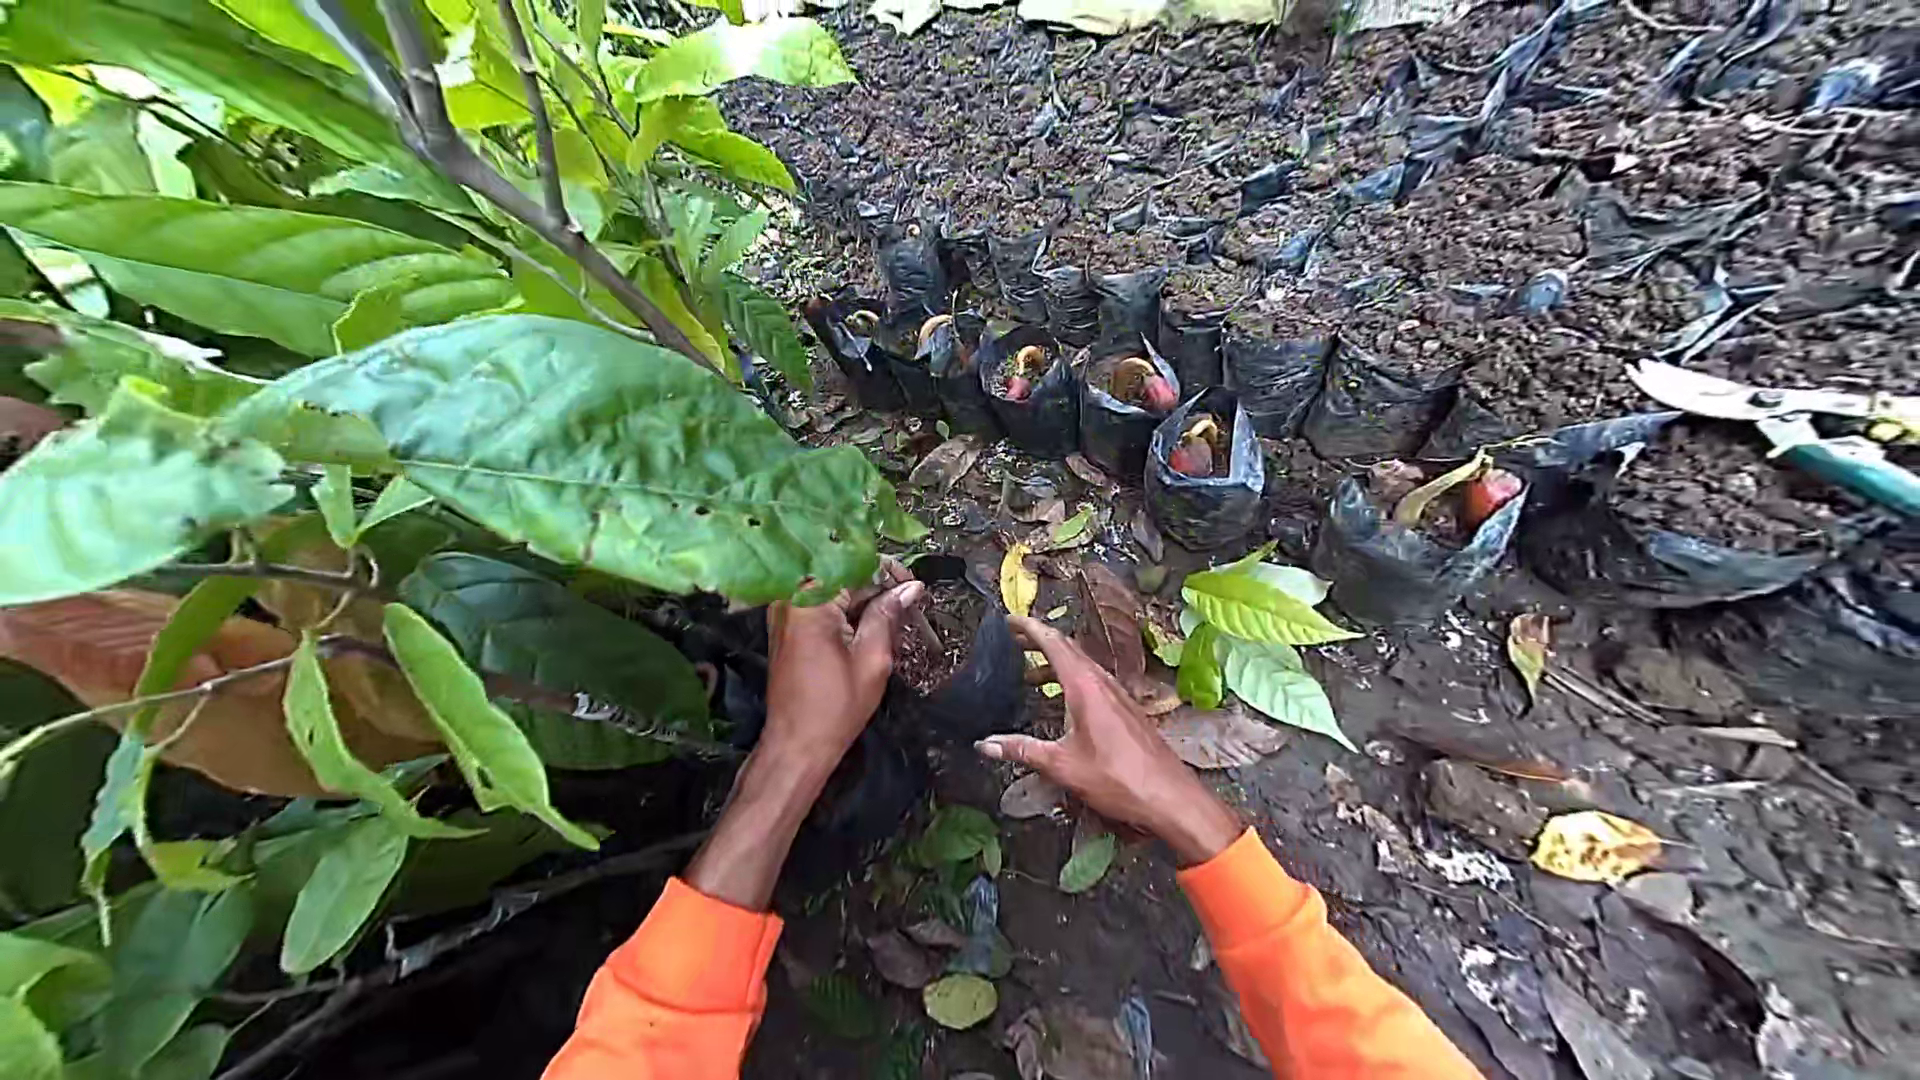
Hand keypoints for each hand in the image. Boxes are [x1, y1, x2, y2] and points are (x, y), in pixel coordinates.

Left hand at [762, 563, 926, 766]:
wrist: (797, 745)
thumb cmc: (836, 707)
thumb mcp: (872, 658)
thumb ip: (888, 614)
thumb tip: (911, 587)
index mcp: (811, 602)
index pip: (856, 567)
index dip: (889, 572)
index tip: (913, 587)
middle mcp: (791, 600)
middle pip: (843, 575)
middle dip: (877, 587)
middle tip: (908, 604)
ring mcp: (785, 613)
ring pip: (834, 590)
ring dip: (864, 600)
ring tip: (893, 618)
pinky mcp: (787, 627)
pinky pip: (822, 606)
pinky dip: (846, 612)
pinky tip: (870, 626)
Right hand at [975, 617, 1241, 865]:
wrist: (1170, 796)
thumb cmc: (1117, 778)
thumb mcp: (1062, 765)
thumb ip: (1022, 750)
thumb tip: (984, 744)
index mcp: (1085, 686)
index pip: (1053, 644)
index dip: (1029, 628)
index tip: (1008, 620)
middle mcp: (1102, 682)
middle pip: (1067, 648)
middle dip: (1038, 640)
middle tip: (1012, 639)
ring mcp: (1116, 693)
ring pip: (1080, 665)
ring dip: (1054, 662)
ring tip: (1028, 672)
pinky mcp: (1124, 708)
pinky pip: (1091, 680)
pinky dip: (1069, 679)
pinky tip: (1060, 700)